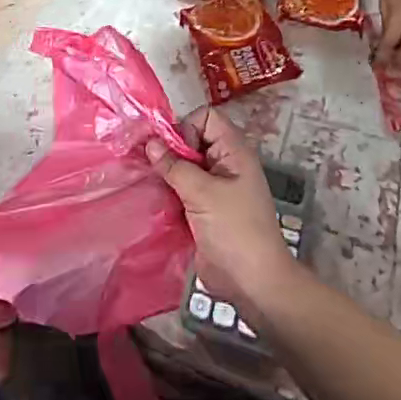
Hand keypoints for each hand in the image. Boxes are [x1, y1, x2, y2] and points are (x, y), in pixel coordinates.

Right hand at [146, 108, 297, 307]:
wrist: (252, 282)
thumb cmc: (234, 230)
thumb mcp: (203, 194)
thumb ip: (175, 167)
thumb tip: (150, 143)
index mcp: (233, 151)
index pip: (206, 118)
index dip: (186, 127)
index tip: (172, 152)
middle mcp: (224, 164)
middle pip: (192, 141)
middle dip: (170, 150)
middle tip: (149, 166)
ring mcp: (214, 188)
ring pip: (184, 167)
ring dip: (166, 173)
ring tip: (148, 183)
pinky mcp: (203, 210)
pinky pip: (182, 190)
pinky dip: (168, 192)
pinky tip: (154, 201)